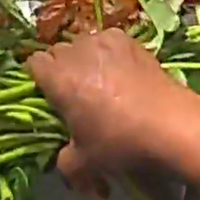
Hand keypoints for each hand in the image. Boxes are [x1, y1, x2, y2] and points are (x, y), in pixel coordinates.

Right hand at [25, 28, 199, 192]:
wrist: (165, 120)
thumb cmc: (119, 140)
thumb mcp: (85, 162)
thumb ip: (65, 161)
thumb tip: (64, 156)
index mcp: (59, 78)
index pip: (34, 63)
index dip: (38, 77)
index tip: (48, 93)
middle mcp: (75, 51)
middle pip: (57, 51)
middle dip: (61, 68)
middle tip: (75, 92)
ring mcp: (101, 40)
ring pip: (81, 43)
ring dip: (83, 58)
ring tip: (99, 80)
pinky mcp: (123, 36)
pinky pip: (105, 40)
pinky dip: (107, 52)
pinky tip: (121, 71)